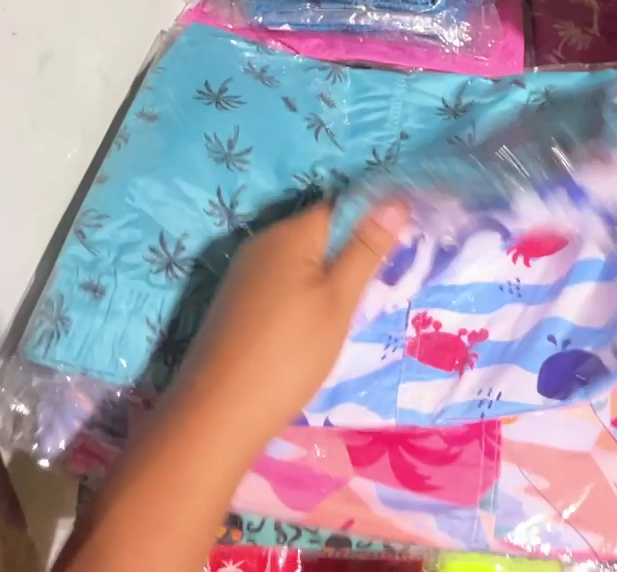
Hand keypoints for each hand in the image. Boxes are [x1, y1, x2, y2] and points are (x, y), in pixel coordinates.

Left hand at [161, 199, 408, 448]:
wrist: (217, 416)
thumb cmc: (290, 353)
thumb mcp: (339, 300)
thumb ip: (367, 248)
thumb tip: (395, 201)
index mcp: (289, 233)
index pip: (341, 206)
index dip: (372, 221)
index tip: (400, 248)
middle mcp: (263, 243)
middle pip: (320, 232)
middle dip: (351, 251)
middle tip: (381, 286)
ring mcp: (245, 273)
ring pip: (301, 260)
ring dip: (329, 276)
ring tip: (352, 310)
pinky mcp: (237, 302)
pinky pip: (282, 281)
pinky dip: (305, 294)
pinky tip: (315, 326)